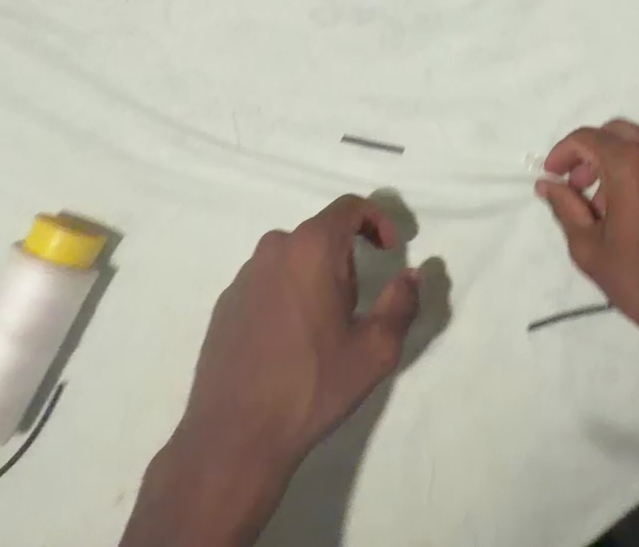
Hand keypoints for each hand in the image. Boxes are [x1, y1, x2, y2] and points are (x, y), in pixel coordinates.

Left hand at [176, 195, 421, 483]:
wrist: (236, 433)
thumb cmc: (312, 384)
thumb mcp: (375, 349)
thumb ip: (402, 303)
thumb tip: (413, 275)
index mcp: (311, 248)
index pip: (349, 206)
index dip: (377, 220)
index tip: (391, 251)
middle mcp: (273, 249)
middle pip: (321, 234)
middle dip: (346, 260)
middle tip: (356, 308)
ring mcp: (243, 275)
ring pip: (293, 259)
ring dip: (315, 278)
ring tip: (323, 331)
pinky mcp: (225, 302)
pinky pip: (268, 282)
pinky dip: (287, 296)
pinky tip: (290, 343)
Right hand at [537, 120, 638, 361]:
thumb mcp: (589, 246)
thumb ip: (565, 206)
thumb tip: (547, 184)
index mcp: (632, 164)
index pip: (588, 138)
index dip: (563, 153)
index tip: (552, 176)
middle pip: (617, 132)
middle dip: (591, 152)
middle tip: (577, 184)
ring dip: (617, 161)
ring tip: (604, 204)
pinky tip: (635, 211)